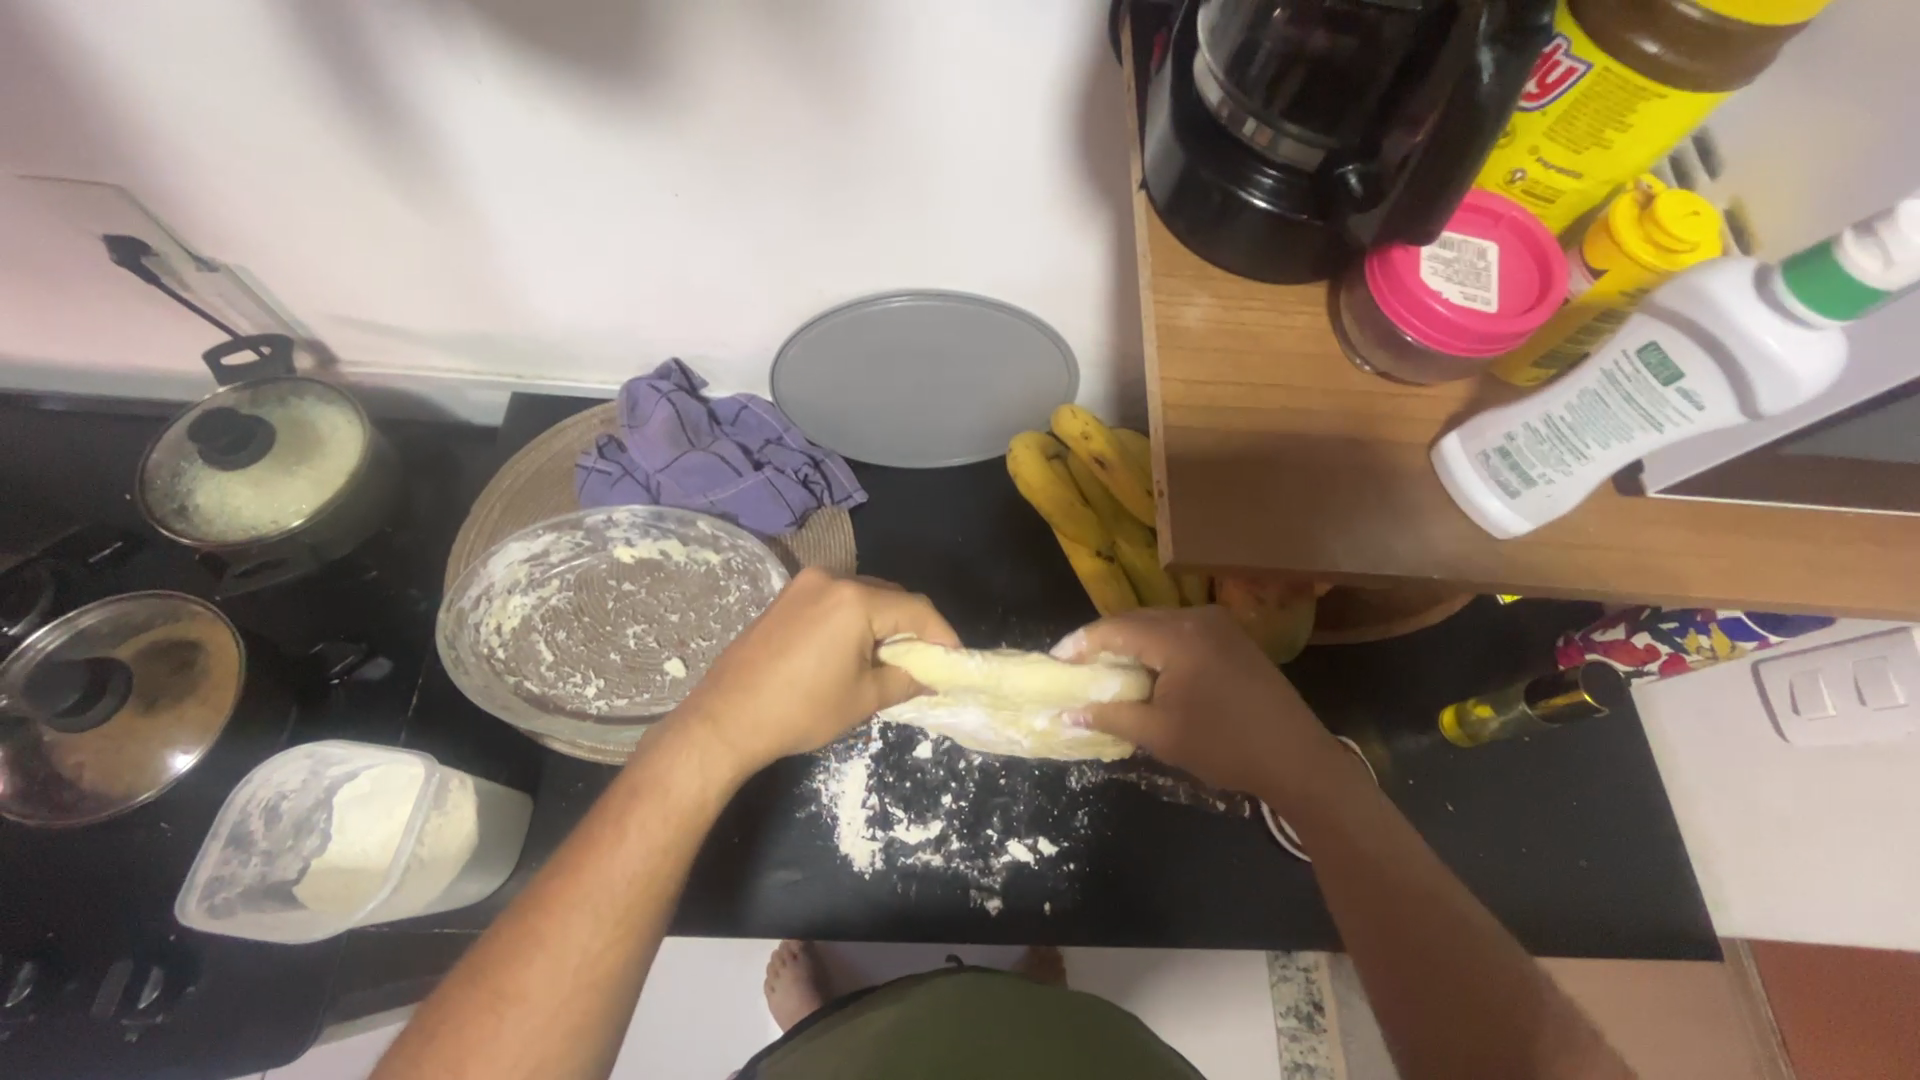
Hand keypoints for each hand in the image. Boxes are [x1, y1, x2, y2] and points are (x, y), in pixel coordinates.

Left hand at [665, 568, 958, 778]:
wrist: (725, 719)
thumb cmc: (800, 710)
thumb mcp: (864, 698)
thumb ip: (907, 679)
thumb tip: (933, 676)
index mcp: (855, 600)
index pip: (917, 610)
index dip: (942, 636)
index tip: (955, 662)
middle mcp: (832, 579)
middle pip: (891, 597)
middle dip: (913, 629)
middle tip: (925, 664)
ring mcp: (805, 584)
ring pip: (864, 597)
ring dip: (884, 623)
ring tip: (891, 660)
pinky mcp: (787, 596)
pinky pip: (837, 600)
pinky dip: (856, 620)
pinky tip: (856, 650)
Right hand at [1055, 607, 1355, 808]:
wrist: (1298, 759)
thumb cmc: (1225, 747)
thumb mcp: (1160, 734)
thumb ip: (1110, 716)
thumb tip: (1064, 714)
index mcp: (1178, 637)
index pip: (1115, 629)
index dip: (1081, 643)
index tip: (1055, 660)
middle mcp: (1197, 618)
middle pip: (1136, 619)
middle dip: (1104, 640)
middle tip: (1076, 666)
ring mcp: (1219, 625)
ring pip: (1159, 622)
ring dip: (1131, 642)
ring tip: (1106, 668)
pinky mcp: (1232, 637)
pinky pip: (1181, 631)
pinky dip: (1156, 645)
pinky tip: (1147, 668)